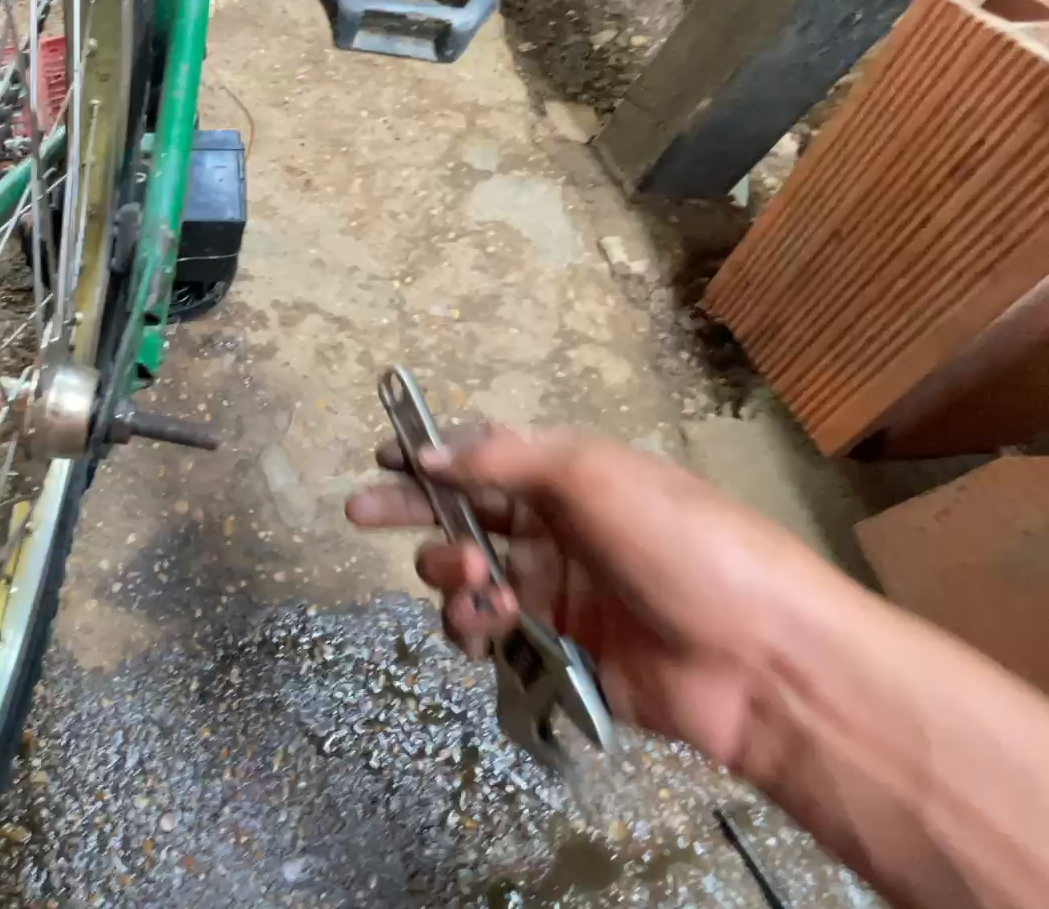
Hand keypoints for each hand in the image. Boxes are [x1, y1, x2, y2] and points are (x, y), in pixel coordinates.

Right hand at [344, 426, 832, 769]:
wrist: (762, 663)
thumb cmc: (680, 545)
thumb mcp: (592, 475)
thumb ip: (500, 459)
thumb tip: (427, 456)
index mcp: (562, 480)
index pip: (478, 458)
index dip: (429, 455)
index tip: (385, 457)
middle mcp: (545, 530)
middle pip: (453, 513)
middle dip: (404, 509)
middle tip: (358, 511)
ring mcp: (542, 590)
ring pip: (457, 573)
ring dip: (447, 573)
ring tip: (477, 581)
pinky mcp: (542, 646)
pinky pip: (478, 630)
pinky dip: (469, 626)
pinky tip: (491, 624)